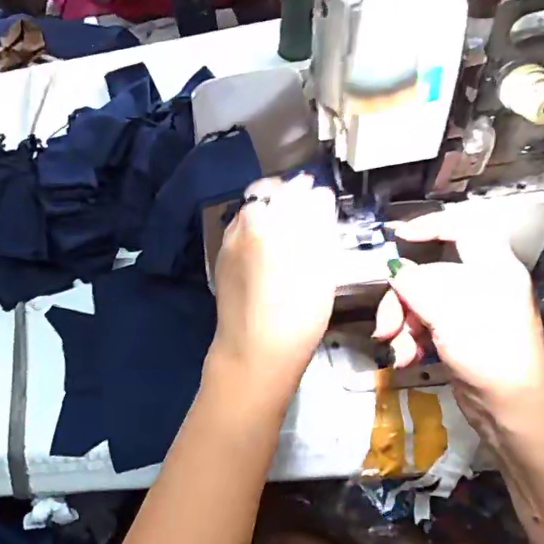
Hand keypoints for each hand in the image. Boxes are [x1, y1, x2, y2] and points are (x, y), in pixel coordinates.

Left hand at [209, 174, 339, 389]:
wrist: (253, 353)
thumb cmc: (296, 315)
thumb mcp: (321, 268)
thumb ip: (318, 226)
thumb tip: (317, 199)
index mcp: (267, 223)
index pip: (294, 190)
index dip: (311, 193)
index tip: (322, 199)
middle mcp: (242, 227)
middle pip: (267, 196)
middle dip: (288, 196)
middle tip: (308, 210)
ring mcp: (228, 244)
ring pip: (251, 212)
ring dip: (270, 212)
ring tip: (290, 230)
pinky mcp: (221, 263)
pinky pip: (240, 232)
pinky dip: (256, 230)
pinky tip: (271, 249)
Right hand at [372, 205, 543, 407]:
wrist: (511, 406)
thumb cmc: (490, 352)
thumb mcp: (448, 311)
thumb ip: (417, 284)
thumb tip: (395, 270)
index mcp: (491, 268)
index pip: (463, 228)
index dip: (430, 226)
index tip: (398, 236)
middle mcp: (481, 285)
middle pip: (426, 274)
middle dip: (399, 300)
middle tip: (386, 326)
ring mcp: (468, 312)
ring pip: (419, 303)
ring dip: (401, 326)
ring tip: (399, 350)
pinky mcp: (457, 337)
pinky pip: (422, 327)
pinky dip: (409, 340)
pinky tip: (406, 357)